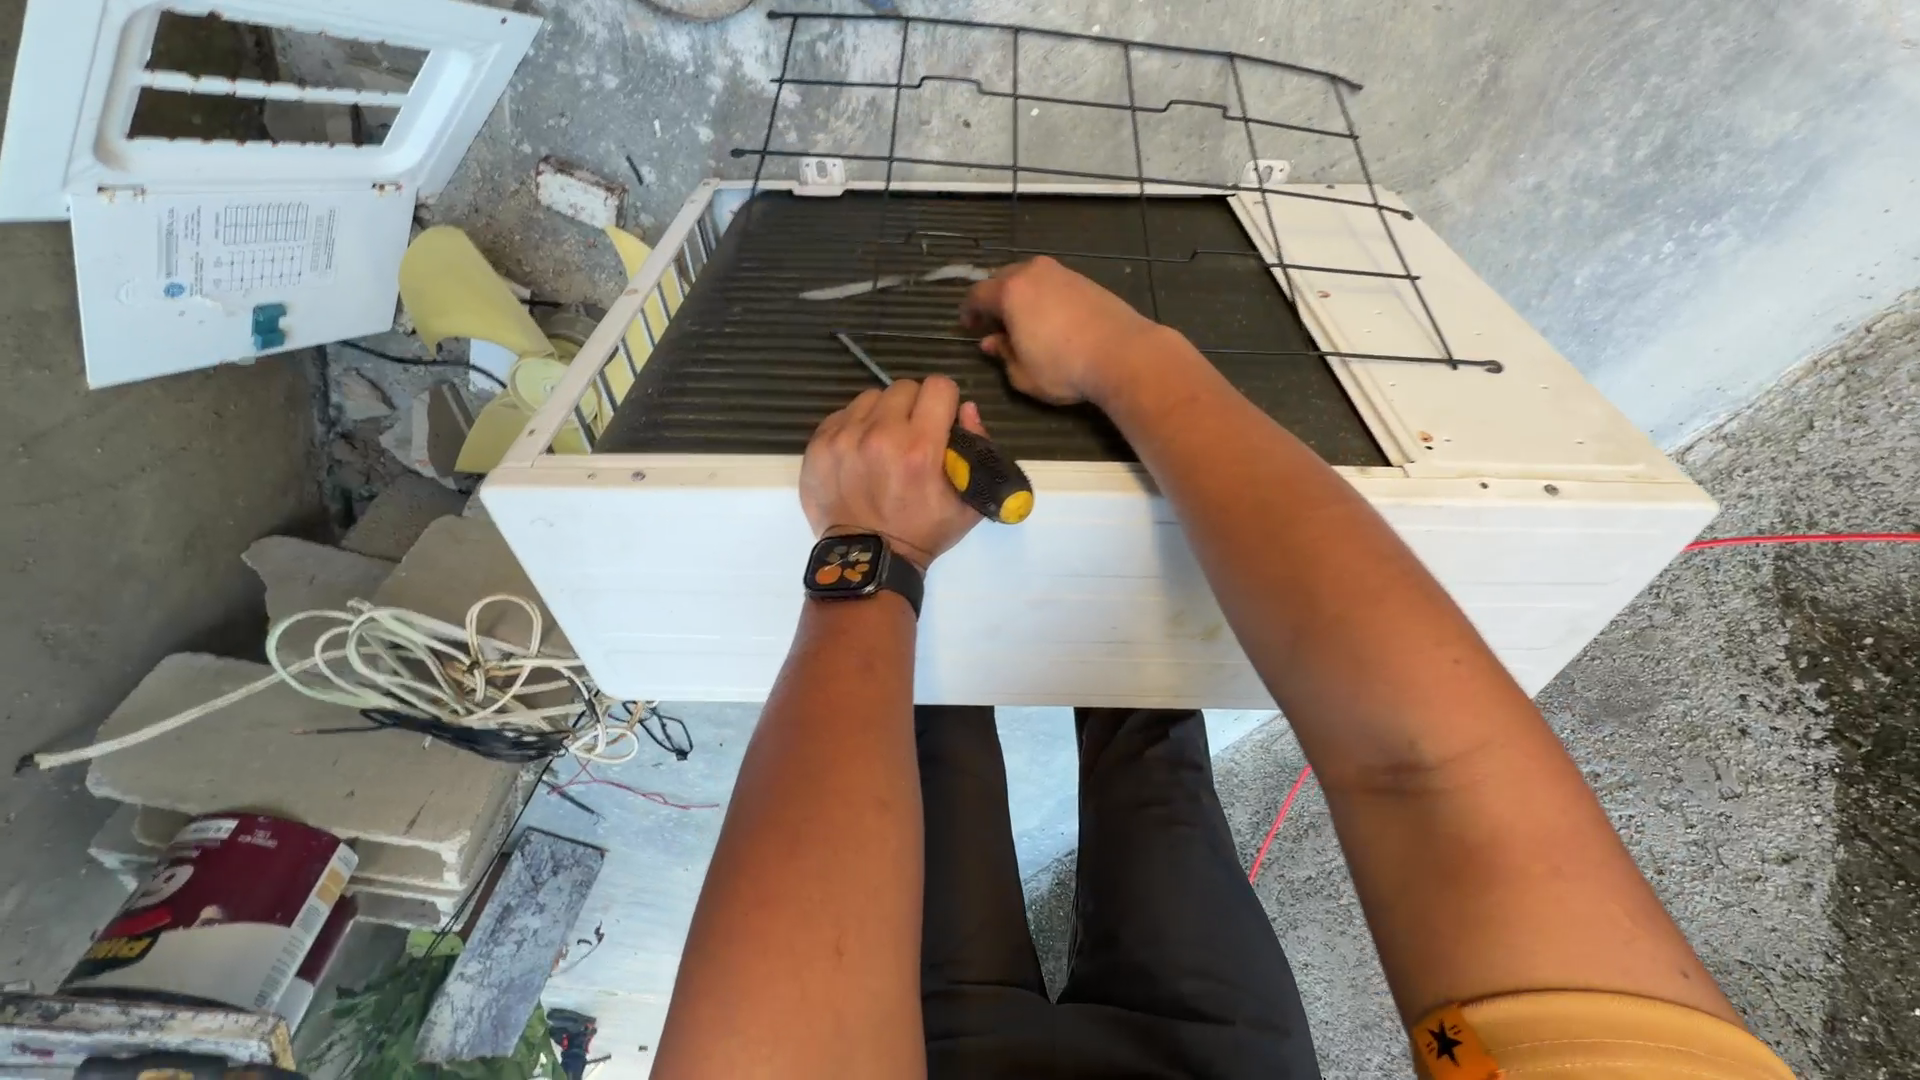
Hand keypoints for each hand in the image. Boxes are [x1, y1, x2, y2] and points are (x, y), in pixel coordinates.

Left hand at [801, 375, 988, 570]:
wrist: (867, 560)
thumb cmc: (922, 533)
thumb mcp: (968, 503)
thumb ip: (978, 451)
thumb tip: (966, 410)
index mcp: (920, 448)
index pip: (939, 386)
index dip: (945, 402)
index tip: (941, 421)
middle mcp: (880, 435)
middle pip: (904, 388)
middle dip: (914, 407)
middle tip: (913, 435)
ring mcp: (844, 438)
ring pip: (871, 398)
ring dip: (883, 414)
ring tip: (884, 444)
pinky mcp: (819, 445)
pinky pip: (843, 414)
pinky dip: (856, 427)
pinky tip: (860, 453)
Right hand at [959, 256, 1165, 404]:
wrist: (1122, 354)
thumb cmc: (1064, 368)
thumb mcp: (1022, 373)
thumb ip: (1003, 355)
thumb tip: (991, 343)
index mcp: (1011, 291)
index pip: (977, 294)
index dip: (968, 311)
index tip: (967, 326)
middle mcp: (1034, 272)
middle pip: (1003, 279)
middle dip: (994, 300)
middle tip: (993, 323)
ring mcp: (1062, 273)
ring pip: (1030, 279)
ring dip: (1020, 297)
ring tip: (1022, 321)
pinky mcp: (1085, 281)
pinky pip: (1052, 284)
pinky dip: (1043, 297)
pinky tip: (1049, 319)